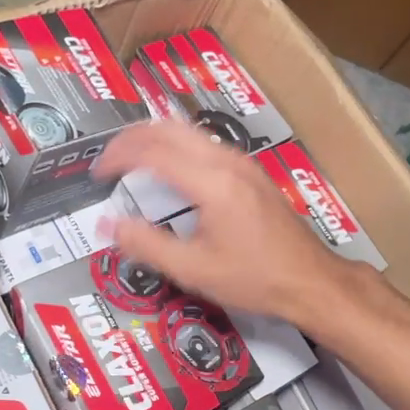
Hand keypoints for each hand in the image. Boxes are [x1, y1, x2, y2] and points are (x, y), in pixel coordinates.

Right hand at [95, 122, 365, 327]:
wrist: (311, 281)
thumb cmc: (254, 279)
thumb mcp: (193, 270)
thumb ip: (147, 245)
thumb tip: (108, 225)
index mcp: (211, 183)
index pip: (152, 151)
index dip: (118, 156)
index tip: (98, 174)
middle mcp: (227, 161)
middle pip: (169, 128)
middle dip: (132, 138)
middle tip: (108, 160)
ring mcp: (242, 162)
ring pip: (188, 131)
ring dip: (155, 138)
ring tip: (130, 159)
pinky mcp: (251, 171)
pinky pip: (205, 142)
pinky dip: (176, 145)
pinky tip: (168, 168)